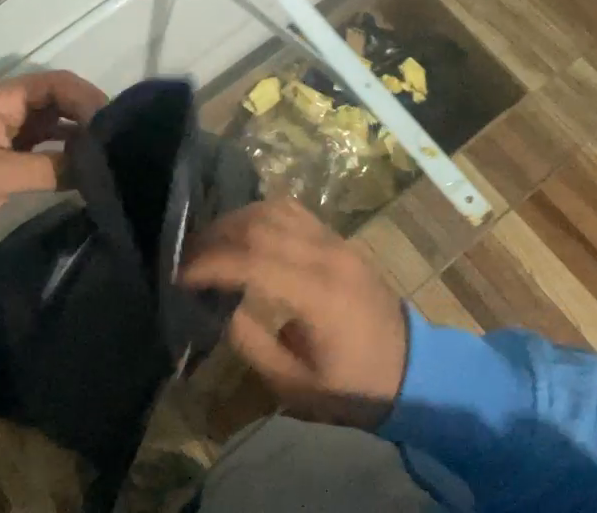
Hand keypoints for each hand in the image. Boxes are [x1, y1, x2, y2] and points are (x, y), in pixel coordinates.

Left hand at [0, 70, 107, 227]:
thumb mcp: (0, 174)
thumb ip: (50, 168)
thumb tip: (98, 169)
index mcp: (6, 99)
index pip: (57, 84)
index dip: (86, 97)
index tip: (111, 122)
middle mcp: (15, 107)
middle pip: (63, 99)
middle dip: (89, 114)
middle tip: (118, 139)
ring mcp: (17, 129)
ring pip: (61, 121)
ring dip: (83, 133)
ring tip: (111, 152)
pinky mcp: (18, 153)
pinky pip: (54, 143)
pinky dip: (72, 151)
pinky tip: (91, 166)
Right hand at [179, 199, 407, 429]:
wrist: (416, 372)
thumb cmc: (354, 387)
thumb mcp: (296, 386)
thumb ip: (253, 344)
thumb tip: (220, 308)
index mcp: (318, 294)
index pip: (251, 261)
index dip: (210, 264)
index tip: (180, 277)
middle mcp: (327, 256)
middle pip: (259, 226)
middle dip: (215, 238)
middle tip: (187, 258)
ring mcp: (336, 241)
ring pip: (274, 209)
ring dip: (235, 221)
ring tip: (209, 243)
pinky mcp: (340, 238)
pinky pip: (293, 211)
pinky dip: (260, 215)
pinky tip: (243, 233)